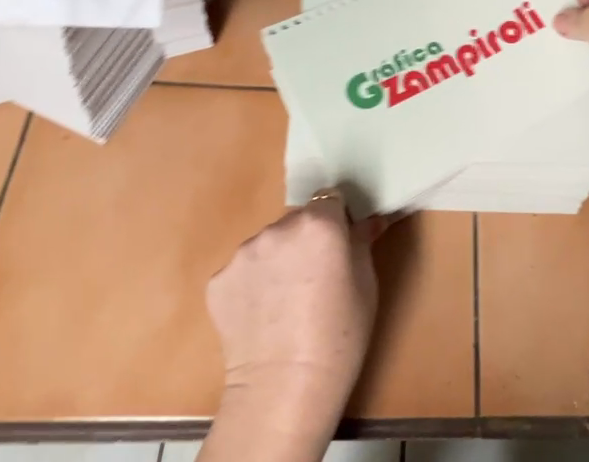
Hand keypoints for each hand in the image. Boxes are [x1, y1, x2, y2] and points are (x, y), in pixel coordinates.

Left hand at [205, 191, 386, 436]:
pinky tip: (263, 317)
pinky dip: (252, 286)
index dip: (336, 221)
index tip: (338, 247)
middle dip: (305, 241)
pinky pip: (243, 272)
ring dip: (277, 261)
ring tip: (285, 303)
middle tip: (315, 280)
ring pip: (267, 245)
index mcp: (319, 224)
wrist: (285, 387)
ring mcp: (243, 253)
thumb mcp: (366, 286)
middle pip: (296, 221)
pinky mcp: (218, 280)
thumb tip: (370, 219)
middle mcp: (278, 228)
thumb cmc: (340, 337)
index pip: (329, 200)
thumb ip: (362, 242)